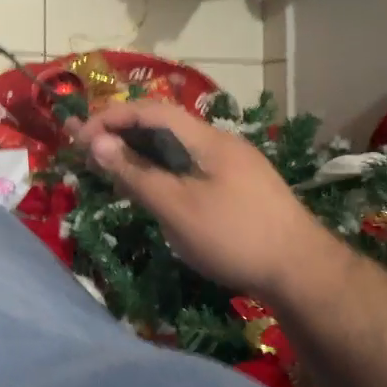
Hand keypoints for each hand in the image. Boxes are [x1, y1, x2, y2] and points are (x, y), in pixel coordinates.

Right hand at [66, 99, 338, 297]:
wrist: (307, 276)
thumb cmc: (235, 237)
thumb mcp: (176, 207)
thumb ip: (134, 173)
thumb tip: (95, 142)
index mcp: (208, 140)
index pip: (150, 110)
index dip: (110, 117)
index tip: (79, 138)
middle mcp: (221, 144)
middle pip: (162, 125)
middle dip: (121, 134)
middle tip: (88, 155)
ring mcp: (234, 167)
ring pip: (175, 148)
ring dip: (140, 154)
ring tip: (111, 173)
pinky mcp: (239, 189)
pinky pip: (188, 167)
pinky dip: (160, 171)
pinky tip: (151, 193)